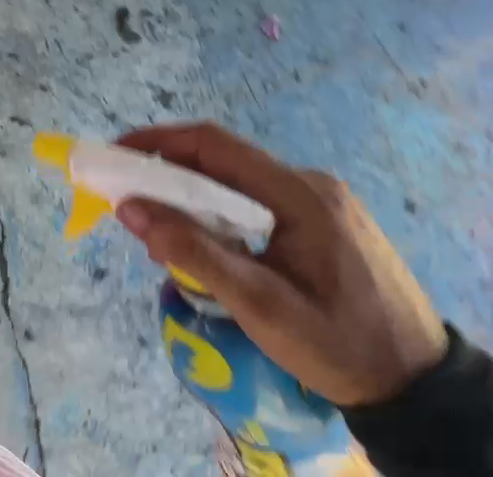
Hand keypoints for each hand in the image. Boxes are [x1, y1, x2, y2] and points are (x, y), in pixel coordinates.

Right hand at [115, 123, 447, 407]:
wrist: (421, 388)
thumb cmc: (339, 345)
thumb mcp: (259, 304)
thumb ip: (191, 251)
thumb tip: (126, 206)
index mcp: (299, 195)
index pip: (212, 144)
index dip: (153, 141)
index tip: (110, 158)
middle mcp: (309, 186)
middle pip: (218, 160)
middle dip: (162, 176)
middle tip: (127, 206)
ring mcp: (318, 203)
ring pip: (231, 181)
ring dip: (186, 198)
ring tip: (161, 236)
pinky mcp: (319, 221)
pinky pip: (249, 199)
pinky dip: (211, 212)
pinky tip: (202, 244)